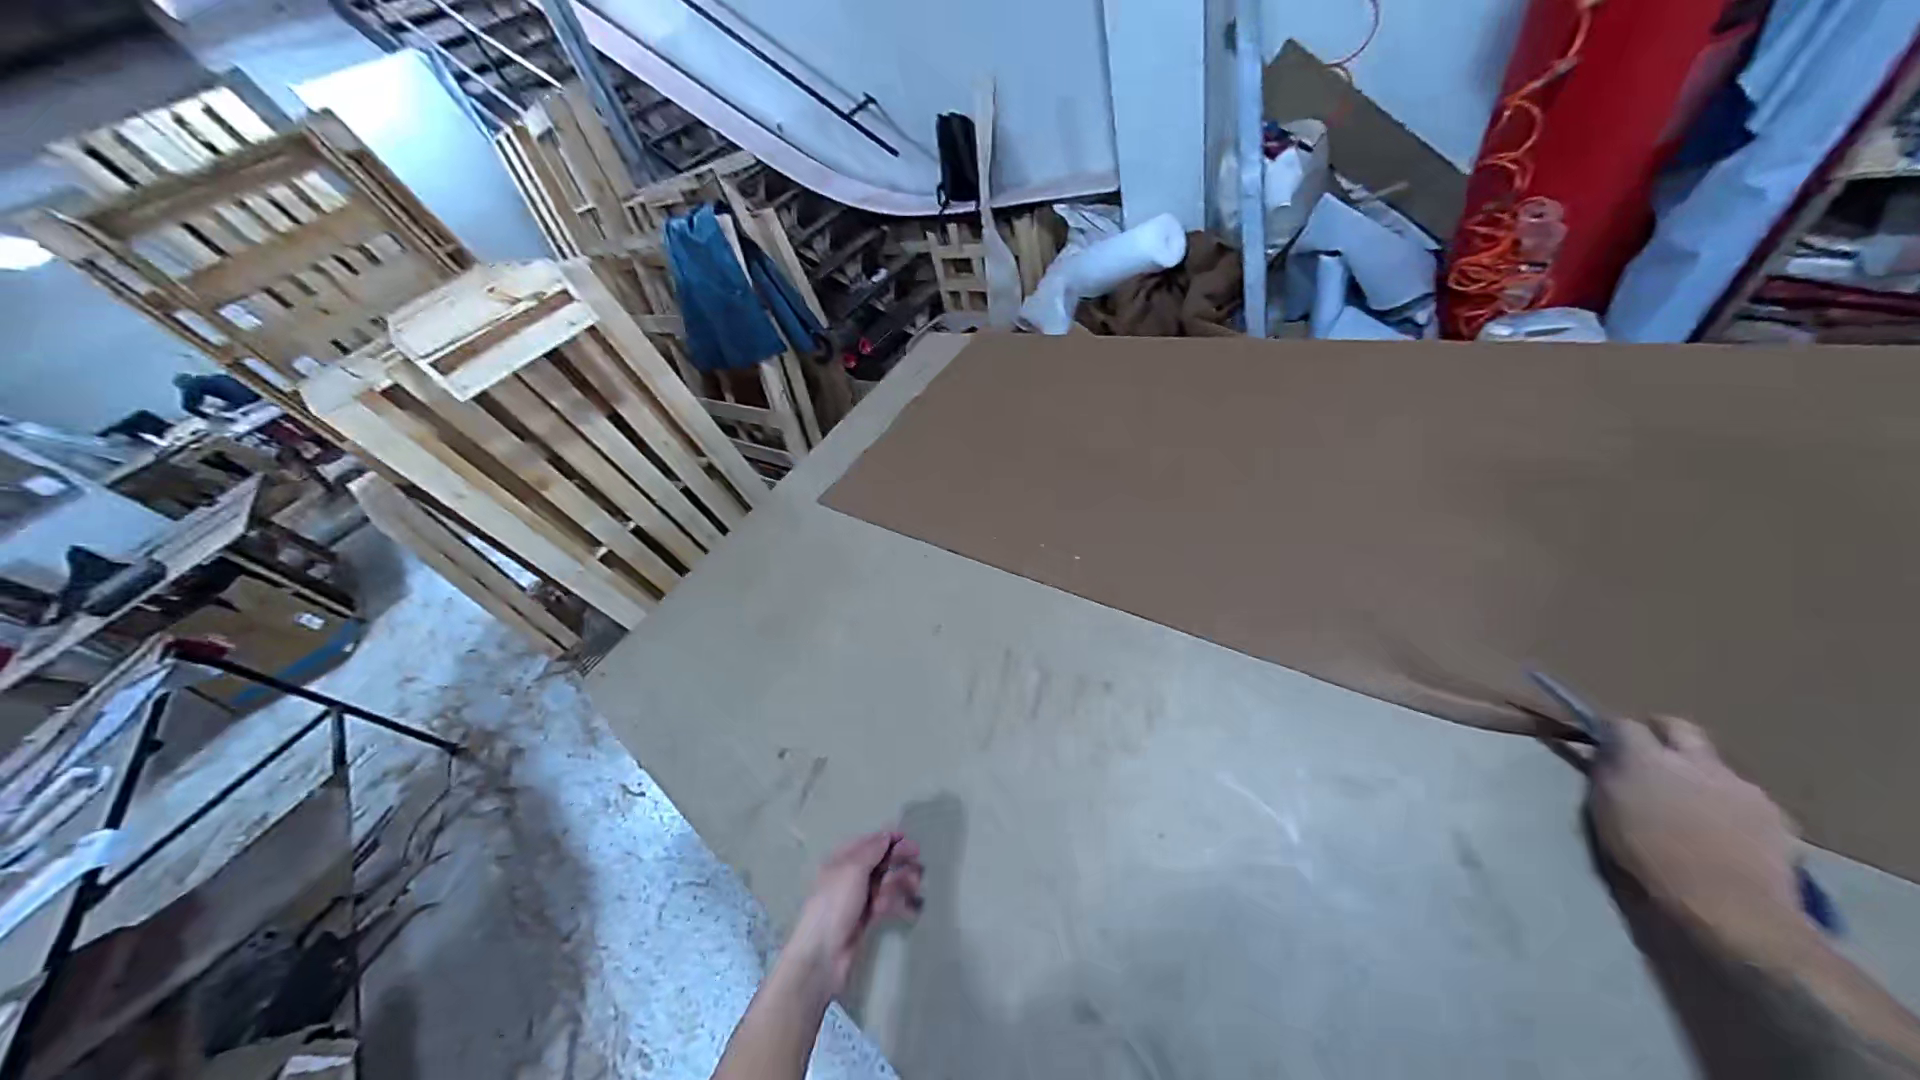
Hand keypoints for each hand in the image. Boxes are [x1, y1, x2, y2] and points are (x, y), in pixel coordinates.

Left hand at [779, 830, 922, 998]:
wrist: (824, 955)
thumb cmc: (835, 904)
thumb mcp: (852, 870)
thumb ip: (872, 850)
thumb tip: (885, 835)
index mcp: (841, 861)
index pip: (866, 843)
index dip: (886, 838)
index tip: (907, 838)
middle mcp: (849, 877)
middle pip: (878, 861)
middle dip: (898, 857)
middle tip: (918, 857)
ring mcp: (858, 899)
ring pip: (885, 883)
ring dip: (902, 880)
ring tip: (916, 884)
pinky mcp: (866, 919)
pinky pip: (886, 904)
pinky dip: (899, 902)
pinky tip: (912, 907)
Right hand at [1589, 716, 1806, 947]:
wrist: (1728, 907)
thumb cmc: (1647, 859)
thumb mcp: (1606, 812)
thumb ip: (1609, 776)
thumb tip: (1607, 757)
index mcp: (1645, 759)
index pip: (1622, 724)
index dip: (1611, 732)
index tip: (1603, 744)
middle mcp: (1694, 761)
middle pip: (1678, 727)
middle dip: (1661, 734)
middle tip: (1648, 755)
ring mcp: (1740, 786)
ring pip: (1714, 763)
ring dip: (1699, 772)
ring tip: (1690, 800)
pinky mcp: (1775, 814)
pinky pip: (1744, 796)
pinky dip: (1729, 803)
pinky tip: (1724, 827)